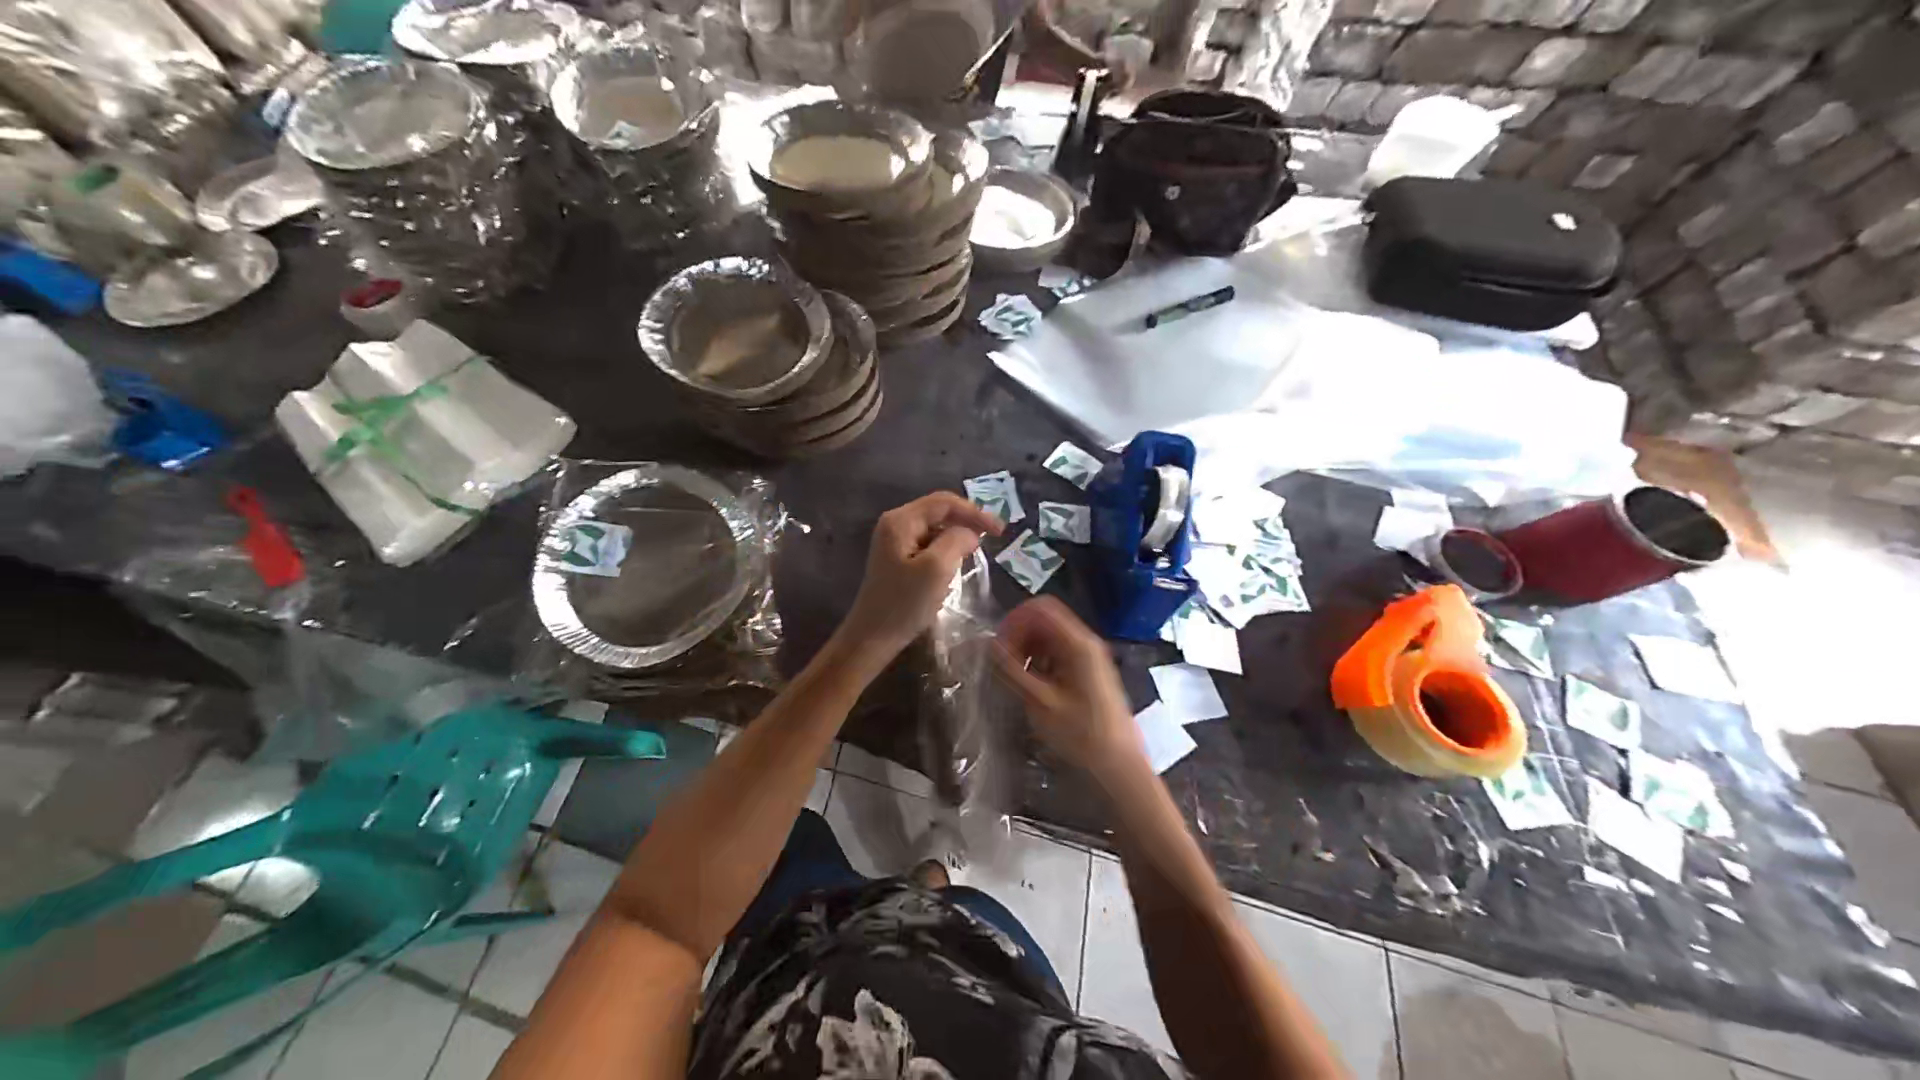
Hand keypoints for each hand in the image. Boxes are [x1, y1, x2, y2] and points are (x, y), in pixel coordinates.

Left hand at [841, 492, 1003, 657]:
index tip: (1000, 531)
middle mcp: (895, 524)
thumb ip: (957, 541)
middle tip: (993, 539)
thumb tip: (971, 533)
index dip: (975, 512)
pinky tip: (956, 564)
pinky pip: (929, 545)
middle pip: (939, 512)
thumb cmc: (904, 603)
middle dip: (967, 522)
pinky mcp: (898, 559)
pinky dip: (947, 550)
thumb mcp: (936, 569)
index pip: (944, 503)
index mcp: (901, 521)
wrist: (873, 637)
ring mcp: (895, 542)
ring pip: (936, 529)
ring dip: (958, 537)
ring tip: (977, 552)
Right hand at [992, 596, 1140, 774]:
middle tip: (1001, 661)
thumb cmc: (1081, 734)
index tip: (997, 644)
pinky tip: (1031, 683)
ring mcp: (1089, 657)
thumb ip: (1012, 671)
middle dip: (1019, 634)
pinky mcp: (1088, 671)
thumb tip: (988, 645)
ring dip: (1028, 648)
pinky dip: (1040, 660)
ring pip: (1050, 636)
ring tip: (1013, 675)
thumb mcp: (1041, 703)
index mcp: (1078, 644)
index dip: (1014, 620)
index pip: (1041, 608)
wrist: (1118, 764)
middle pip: (1045, 620)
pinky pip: (1058, 652)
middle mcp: (1086, 642)